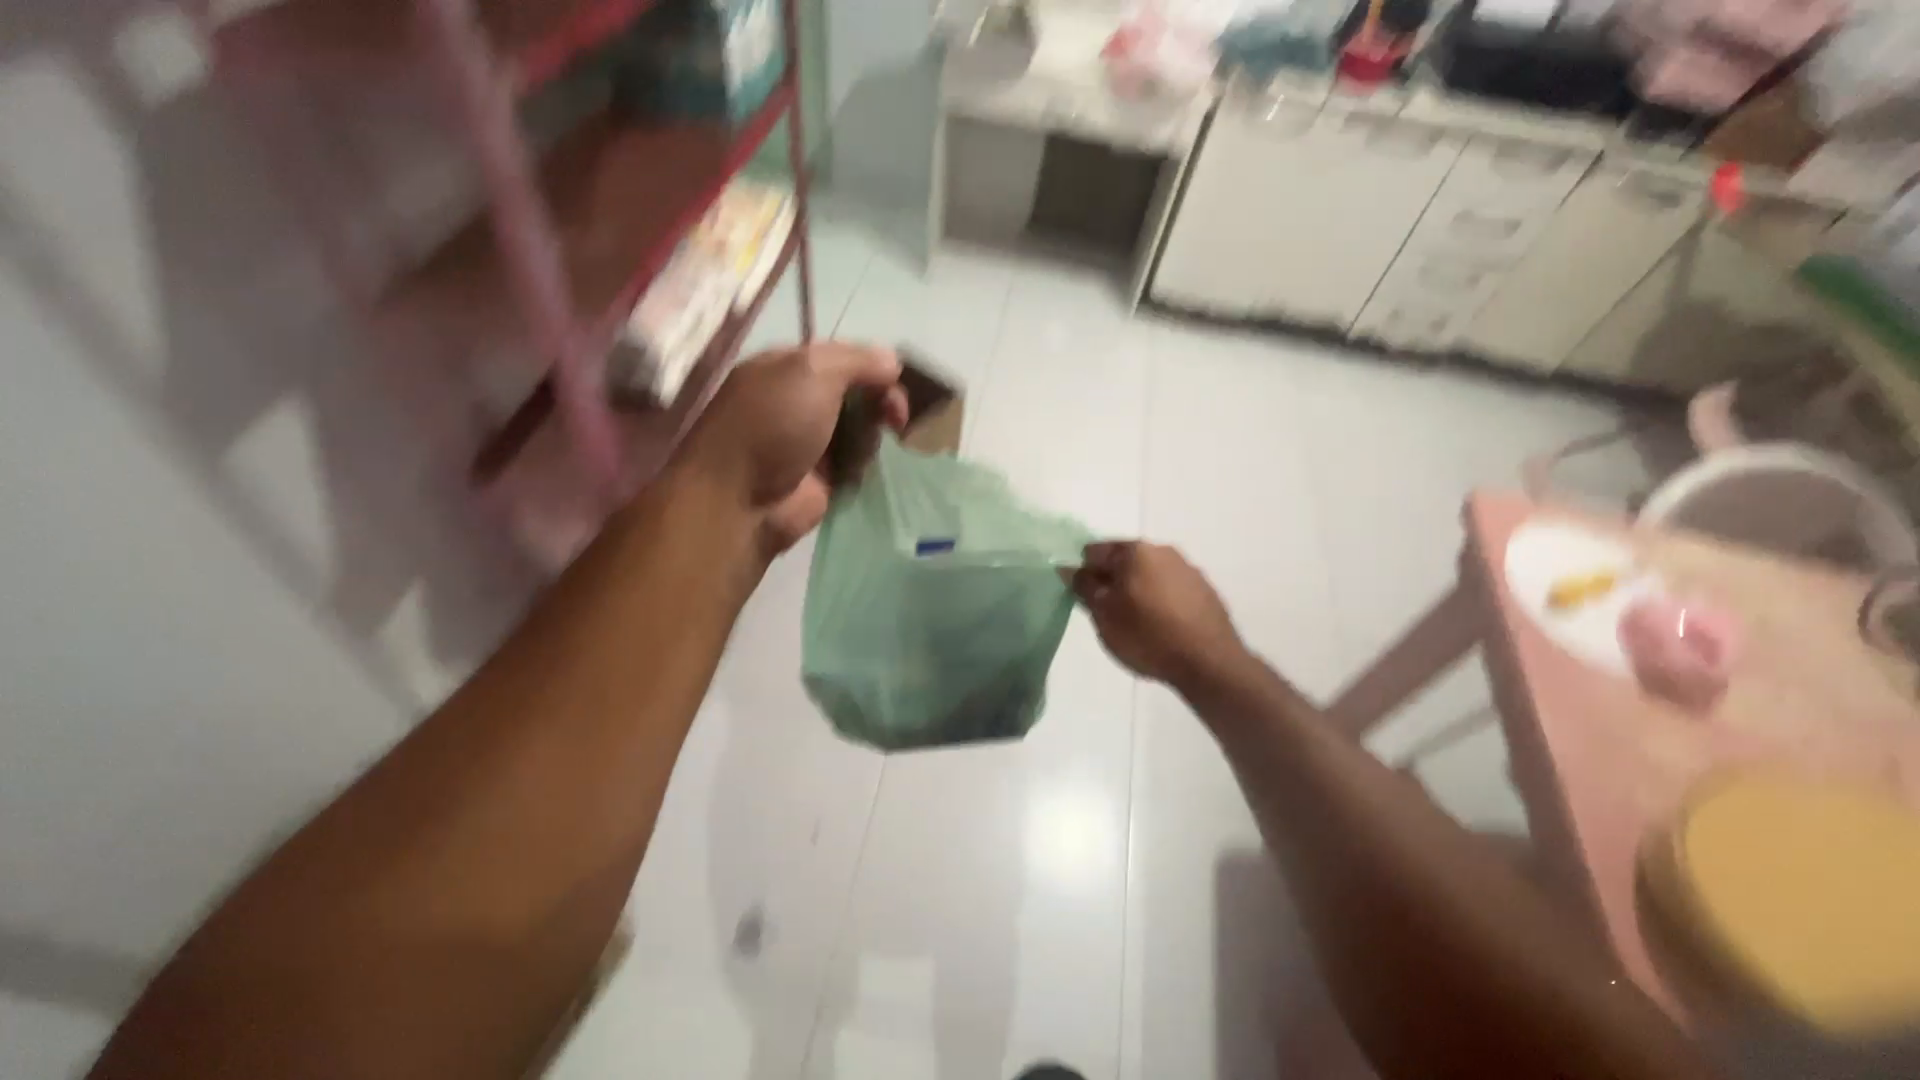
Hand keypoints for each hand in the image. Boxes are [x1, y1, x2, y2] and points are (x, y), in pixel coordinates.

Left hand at [681, 342, 908, 553]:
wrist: (739, 500)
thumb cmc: (772, 424)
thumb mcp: (813, 371)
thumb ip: (858, 359)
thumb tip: (893, 362)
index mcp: (785, 365)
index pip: (842, 355)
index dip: (873, 365)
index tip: (895, 379)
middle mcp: (796, 399)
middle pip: (856, 391)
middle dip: (880, 400)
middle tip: (896, 417)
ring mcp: (808, 439)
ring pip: (860, 426)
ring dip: (870, 434)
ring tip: (862, 449)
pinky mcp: (820, 477)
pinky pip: (855, 461)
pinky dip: (861, 464)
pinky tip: (854, 471)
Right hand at [1071, 542, 1246, 690]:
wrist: (1208, 662)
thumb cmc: (1147, 636)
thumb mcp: (1104, 615)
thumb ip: (1084, 587)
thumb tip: (1070, 568)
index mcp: (1135, 551)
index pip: (1094, 551)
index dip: (1084, 574)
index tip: (1086, 600)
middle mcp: (1164, 550)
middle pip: (1125, 561)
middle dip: (1113, 581)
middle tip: (1109, 615)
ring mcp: (1189, 570)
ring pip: (1150, 575)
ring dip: (1138, 591)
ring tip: (1138, 625)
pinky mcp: (1206, 591)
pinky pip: (1172, 590)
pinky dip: (1161, 602)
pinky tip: (1163, 628)